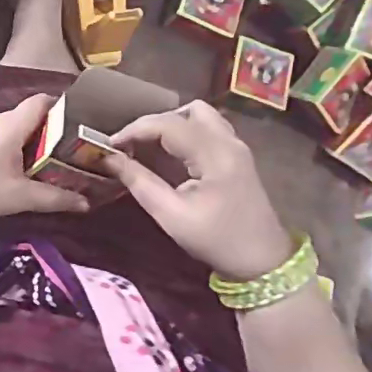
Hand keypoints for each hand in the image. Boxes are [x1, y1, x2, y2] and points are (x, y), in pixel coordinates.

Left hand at [0, 94, 91, 223]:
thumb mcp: (21, 197)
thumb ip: (56, 198)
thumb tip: (86, 204)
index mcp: (11, 124)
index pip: (42, 100)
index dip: (63, 108)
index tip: (80, 125)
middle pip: (30, 115)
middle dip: (52, 130)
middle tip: (71, 149)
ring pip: (14, 127)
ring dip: (32, 141)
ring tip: (51, 161)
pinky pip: (0, 137)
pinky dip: (15, 147)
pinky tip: (21, 169)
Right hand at [103, 102, 290, 280]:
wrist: (262, 259)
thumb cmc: (216, 240)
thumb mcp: (172, 216)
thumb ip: (140, 183)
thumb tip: (110, 160)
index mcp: (215, 155)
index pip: (168, 124)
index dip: (135, 130)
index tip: (110, 146)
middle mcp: (228, 141)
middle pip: (185, 111)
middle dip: (152, 124)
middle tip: (128, 146)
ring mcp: (236, 145)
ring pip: (199, 114)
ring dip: (170, 123)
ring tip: (148, 146)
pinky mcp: (237, 154)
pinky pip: (207, 127)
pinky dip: (184, 130)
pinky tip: (169, 152)